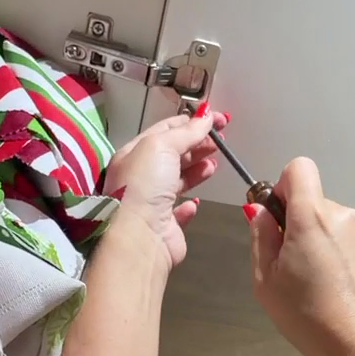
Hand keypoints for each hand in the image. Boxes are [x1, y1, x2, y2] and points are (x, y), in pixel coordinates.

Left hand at [103, 110, 227, 268]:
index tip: (217, 120)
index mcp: (133, 154)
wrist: (139, 238)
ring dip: (197, 170)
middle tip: (221, 141)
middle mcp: (140, 178)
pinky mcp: (166, 227)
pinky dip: (190, 204)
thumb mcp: (161, 146)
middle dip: (197, 145)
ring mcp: (153, 203)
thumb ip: (186, 132)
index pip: (165, 130)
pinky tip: (197, 201)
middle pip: (173, 154)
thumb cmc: (144, 186)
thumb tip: (207, 116)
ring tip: (215, 164)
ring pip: (178, 180)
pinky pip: (180, 211)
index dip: (192, 123)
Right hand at [248, 158, 354, 355]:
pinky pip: (352, 244)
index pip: (299, 168)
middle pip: (315, 202)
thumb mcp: (265, 281)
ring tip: (315, 285)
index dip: (283, 187)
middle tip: (290, 265)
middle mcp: (344, 217)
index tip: (277, 216)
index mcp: (313, 217)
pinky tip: (337, 292)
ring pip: (334, 225)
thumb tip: (260, 212)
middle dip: (299, 224)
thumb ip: (260, 237)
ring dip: (321, 243)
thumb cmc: (310, 319)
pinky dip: (341, 259)